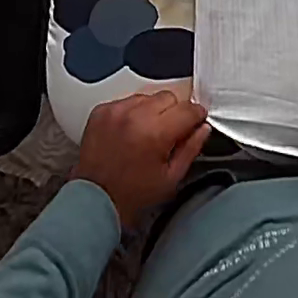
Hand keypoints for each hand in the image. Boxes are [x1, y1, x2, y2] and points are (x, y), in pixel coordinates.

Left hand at [71, 91, 211, 227]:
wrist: (94, 201)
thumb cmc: (132, 196)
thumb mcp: (170, 179)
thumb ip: (191, 149)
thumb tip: (203, 128)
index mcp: (156, 133)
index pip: (187, 109)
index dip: (196, 115)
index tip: (197, 120)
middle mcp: (135, 115)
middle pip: (168, 97)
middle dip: (173, 112)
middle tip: (167, 133)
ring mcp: (116, 110)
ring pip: (147, 96)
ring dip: (151, 111)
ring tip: (145, 134)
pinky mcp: (102, 110)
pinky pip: (126, 101)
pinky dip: (131, 112)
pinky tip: (129, 132)